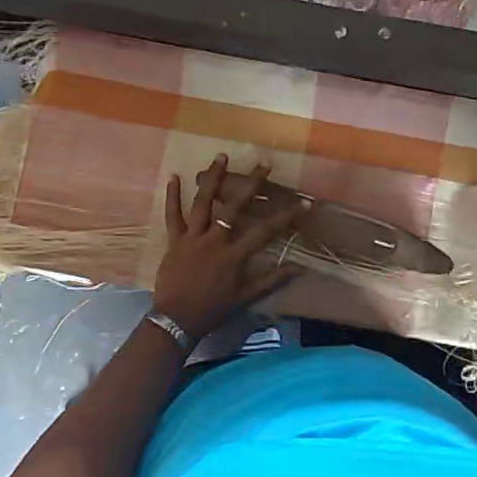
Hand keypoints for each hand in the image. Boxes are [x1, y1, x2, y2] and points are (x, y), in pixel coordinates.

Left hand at [151, 155, 306, 340]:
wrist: (176, 320)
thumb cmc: (212, 310)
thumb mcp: (245, 298)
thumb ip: (271, 280)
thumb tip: (298, 268)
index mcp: (234, 256)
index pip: (265, 232)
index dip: (286, 216)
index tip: (304, 202)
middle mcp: (214, 241)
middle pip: (234, 207)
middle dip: (251, 184)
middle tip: (263, 164)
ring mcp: (192, 238)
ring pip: (202, 203)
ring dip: (212, 178)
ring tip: (220, 156)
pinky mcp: (174, 240)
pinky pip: (172, 215)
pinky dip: (172, 196)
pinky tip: (174, 176)